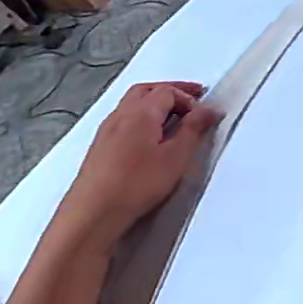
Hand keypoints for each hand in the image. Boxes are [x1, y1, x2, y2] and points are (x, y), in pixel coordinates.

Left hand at [61, 82, 221, 236]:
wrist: (94, 213)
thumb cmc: (137, 183)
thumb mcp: (176, 156)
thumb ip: (193, 129)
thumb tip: (208, 110)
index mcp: (140, 113)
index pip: (168, 91)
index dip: (190, 97)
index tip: (207, 113)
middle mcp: (120, 115)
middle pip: (147, 90)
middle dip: (171, 90)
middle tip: (193, 98)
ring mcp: (106, 130)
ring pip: (132, 103)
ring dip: (155, 102)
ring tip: (174, 116)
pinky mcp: (99, 146)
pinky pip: (124, 119)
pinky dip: (142, 117)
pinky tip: (150, 136)